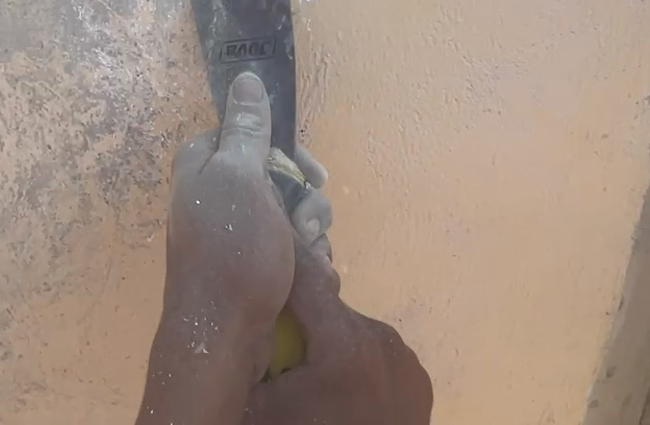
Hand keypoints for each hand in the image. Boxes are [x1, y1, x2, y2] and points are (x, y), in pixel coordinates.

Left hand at [138, 72, 301, 423]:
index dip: (282, 149)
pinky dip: (303, 250)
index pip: (247, 134)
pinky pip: (285, 239)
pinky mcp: (250, 259)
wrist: (223, 335)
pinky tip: (312, 266)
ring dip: (308, 224)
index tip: (310, 169)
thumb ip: (247, 128)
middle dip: (302, 193)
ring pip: (286, 207)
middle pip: (273, 172)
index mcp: (203, 163)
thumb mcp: (242, 177)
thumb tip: (246, 77)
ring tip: (310, 247)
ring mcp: (233, 228)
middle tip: (313, 216)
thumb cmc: (231, 249)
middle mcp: (215, 191)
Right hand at [242, 240, 432, 424]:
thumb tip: (232, 311)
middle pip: (325, 306)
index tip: (255, 242)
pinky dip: (354, 360)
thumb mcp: (260, 408)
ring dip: (326, 340)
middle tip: (274, 343)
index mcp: (344, 344)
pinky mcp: (417, 381)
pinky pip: (373, 352)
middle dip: (298, 317)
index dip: (278, 257)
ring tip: (309, 376)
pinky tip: (340, 392)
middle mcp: (381, 340)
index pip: (304, 275)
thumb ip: (249, 354)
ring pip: (349, 327)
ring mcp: (405, 360)